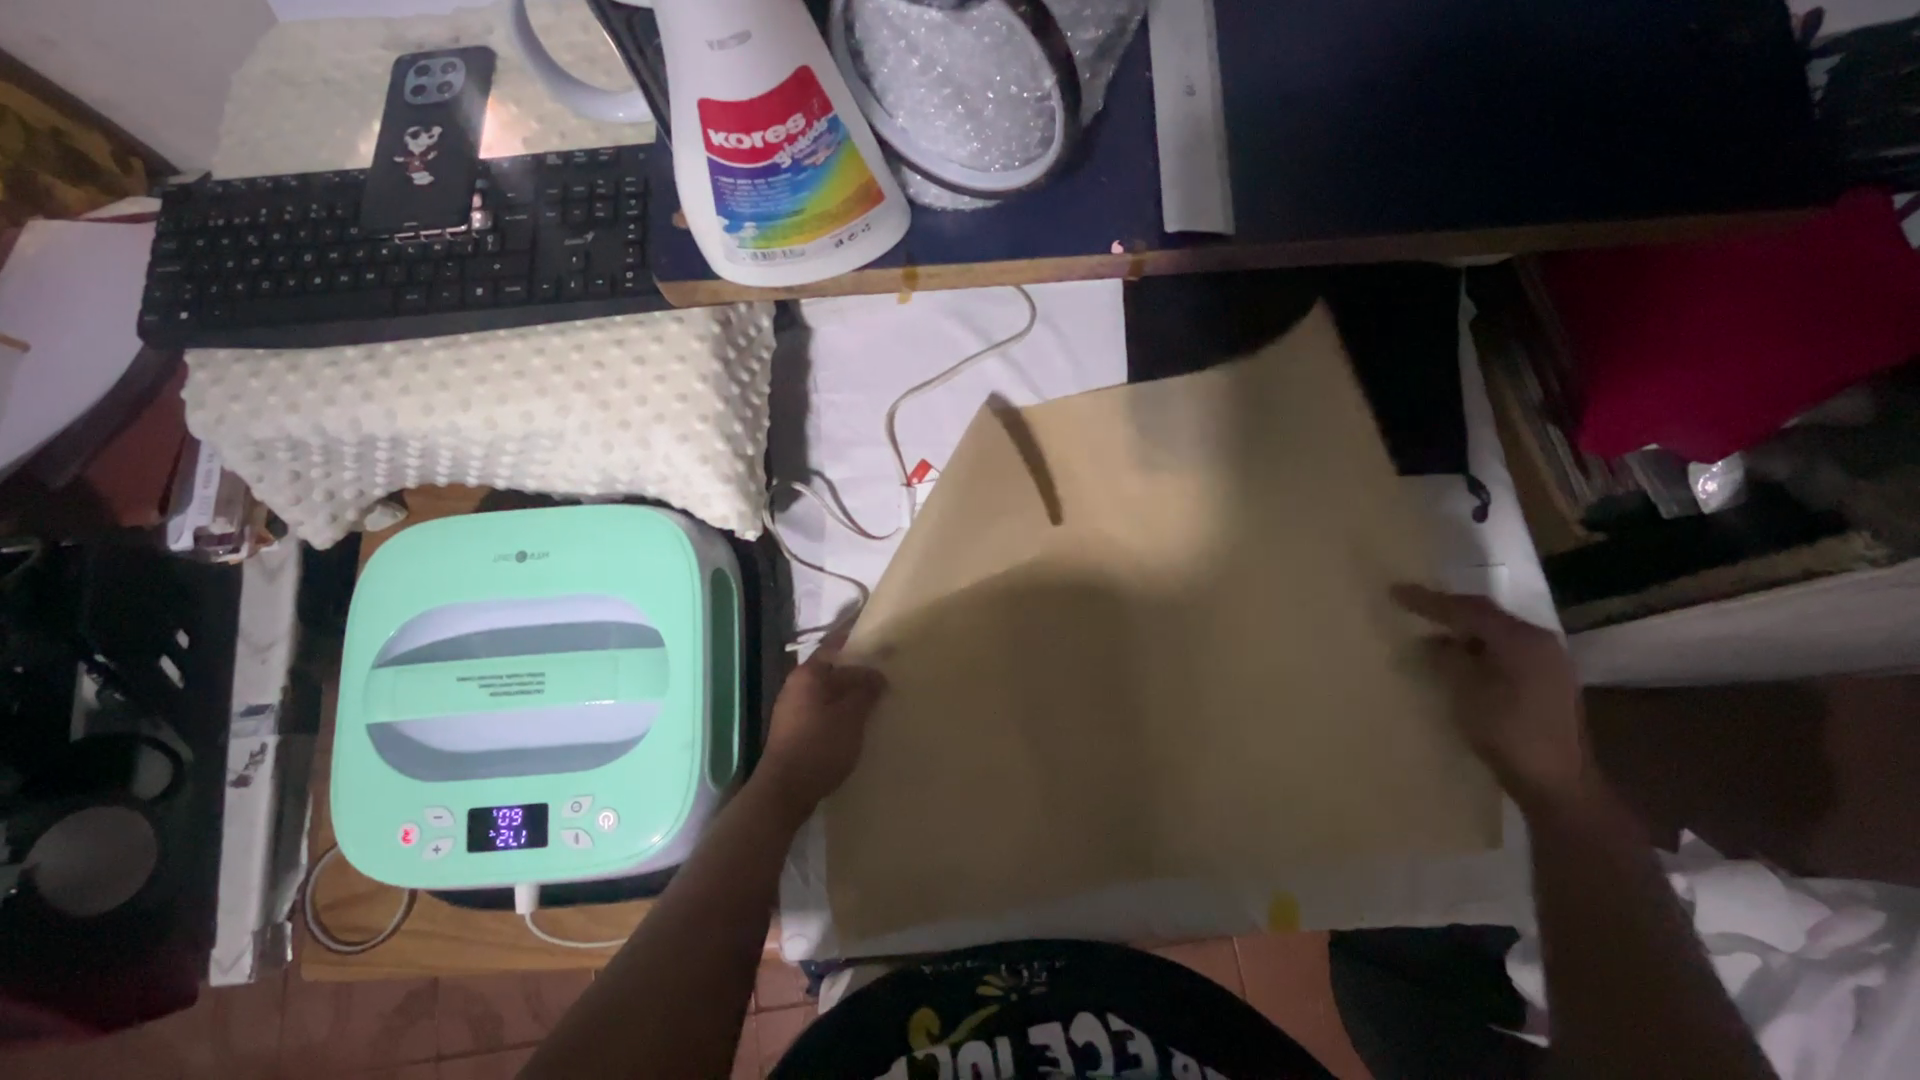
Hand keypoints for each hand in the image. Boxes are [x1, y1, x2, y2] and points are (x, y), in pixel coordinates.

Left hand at [752, 625, 887, 818]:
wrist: (785, 791)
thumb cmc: (819, 746)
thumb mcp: (851, 716)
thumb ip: (865, 690)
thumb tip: (876, 673)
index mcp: (808, 674)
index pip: (835, 645)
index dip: (857, 638)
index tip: (879, 635)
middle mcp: (796, 686)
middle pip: (832, 668)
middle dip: (857, 668)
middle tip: (887, 669)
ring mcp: (793, 709)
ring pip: (828, 690)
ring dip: (850, 691)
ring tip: (878, 695)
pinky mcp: (796, 730)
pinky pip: (824, 709)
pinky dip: (841, 709)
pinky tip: (859, 719)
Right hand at [1391, 584, 1593, 810]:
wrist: (1557, 783)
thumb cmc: (1508, 733)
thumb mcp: (1467, 692)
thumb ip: (1447, 660)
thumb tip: (1430, 642)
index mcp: (1522, 640)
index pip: (1469, 610)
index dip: (1430, 601)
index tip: (1395, 592)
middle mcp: (1540, 643)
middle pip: (1487, 618)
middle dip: (1449, 613)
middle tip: (1413, 608)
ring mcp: (1548, 663)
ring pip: (1497, 637)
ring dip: (1463, 635)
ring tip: (1430, 638)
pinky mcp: (1547, 684)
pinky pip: (1506, 654)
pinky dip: (1478, 652)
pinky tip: (1458, 664)